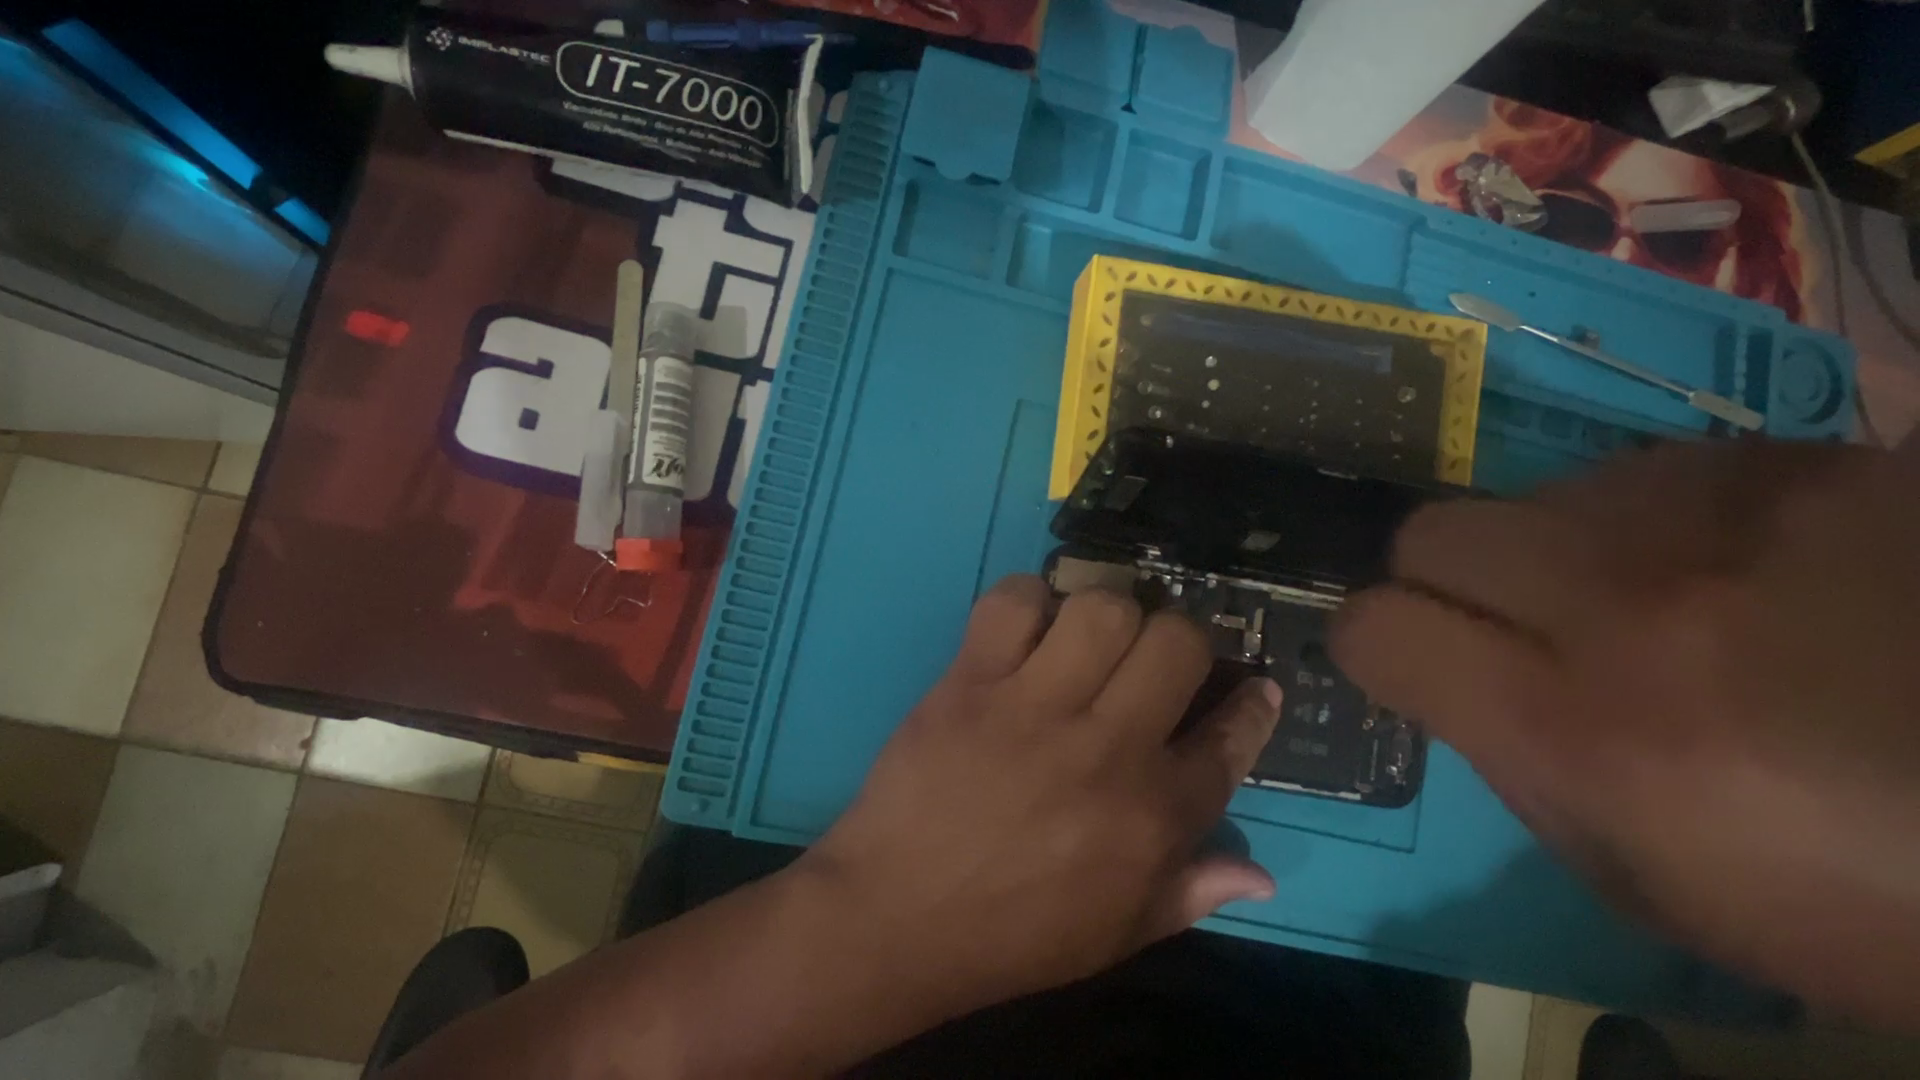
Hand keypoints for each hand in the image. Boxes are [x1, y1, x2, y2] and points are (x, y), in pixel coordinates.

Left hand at [797, 576, 1282, 1017]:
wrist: (895, 919)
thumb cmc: (1014, 934)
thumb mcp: (1119, 934)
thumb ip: (1194, 893)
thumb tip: (1262, 875)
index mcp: (1155, 816)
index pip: (1231, 736)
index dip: (1251, 702)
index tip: (1251, 684)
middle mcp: (1107, 748)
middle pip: (1176, 644)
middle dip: (1180, 640)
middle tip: (1152, 660)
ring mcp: (1035, 707)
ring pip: (1104, 610)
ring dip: (1108, 614)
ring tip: (1089, 640)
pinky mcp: (971, 682)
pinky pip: (1012, 603)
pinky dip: (1026, 601)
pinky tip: (1025, 631)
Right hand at [1332, 436, 1919, 1027]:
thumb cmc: (1854, 896)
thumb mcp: (1643, 880)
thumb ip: (1513, 764)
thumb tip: (1448, 677)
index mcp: (1579, 730)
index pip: (1377, 628)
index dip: (1370, 646)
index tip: (1406, 663)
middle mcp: (1630, 605)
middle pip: (1429, 533)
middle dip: (1437, 581)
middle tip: (1502, 623)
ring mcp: (1725, 518)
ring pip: (1531, 492)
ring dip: (1549, 548)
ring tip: (1638, 600)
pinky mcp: (1814, 465)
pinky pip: (1646, 470)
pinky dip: (1646, 520)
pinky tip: (1723, 568)